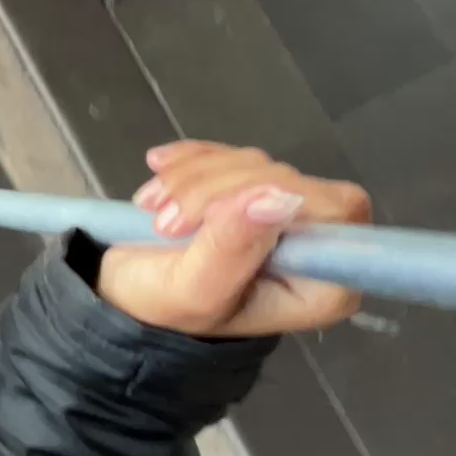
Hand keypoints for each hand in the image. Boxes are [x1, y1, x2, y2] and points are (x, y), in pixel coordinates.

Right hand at [98, 141, 370, 337]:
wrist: (120, 290)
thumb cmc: (161, 303)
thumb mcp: (193, 289)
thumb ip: (233, 248)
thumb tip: (277, 197)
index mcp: (322, 281)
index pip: (334, 207)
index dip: (270, 194)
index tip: (203, 216)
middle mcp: (313, 242)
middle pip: (287, 180)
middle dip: (212, 190)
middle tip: (162, 221)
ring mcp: (277, 211)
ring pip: (251, 162)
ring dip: (189, 178)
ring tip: (150, 207)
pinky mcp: (241, 188)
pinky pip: (225, 152)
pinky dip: (185, 158)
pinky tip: (157, 168)